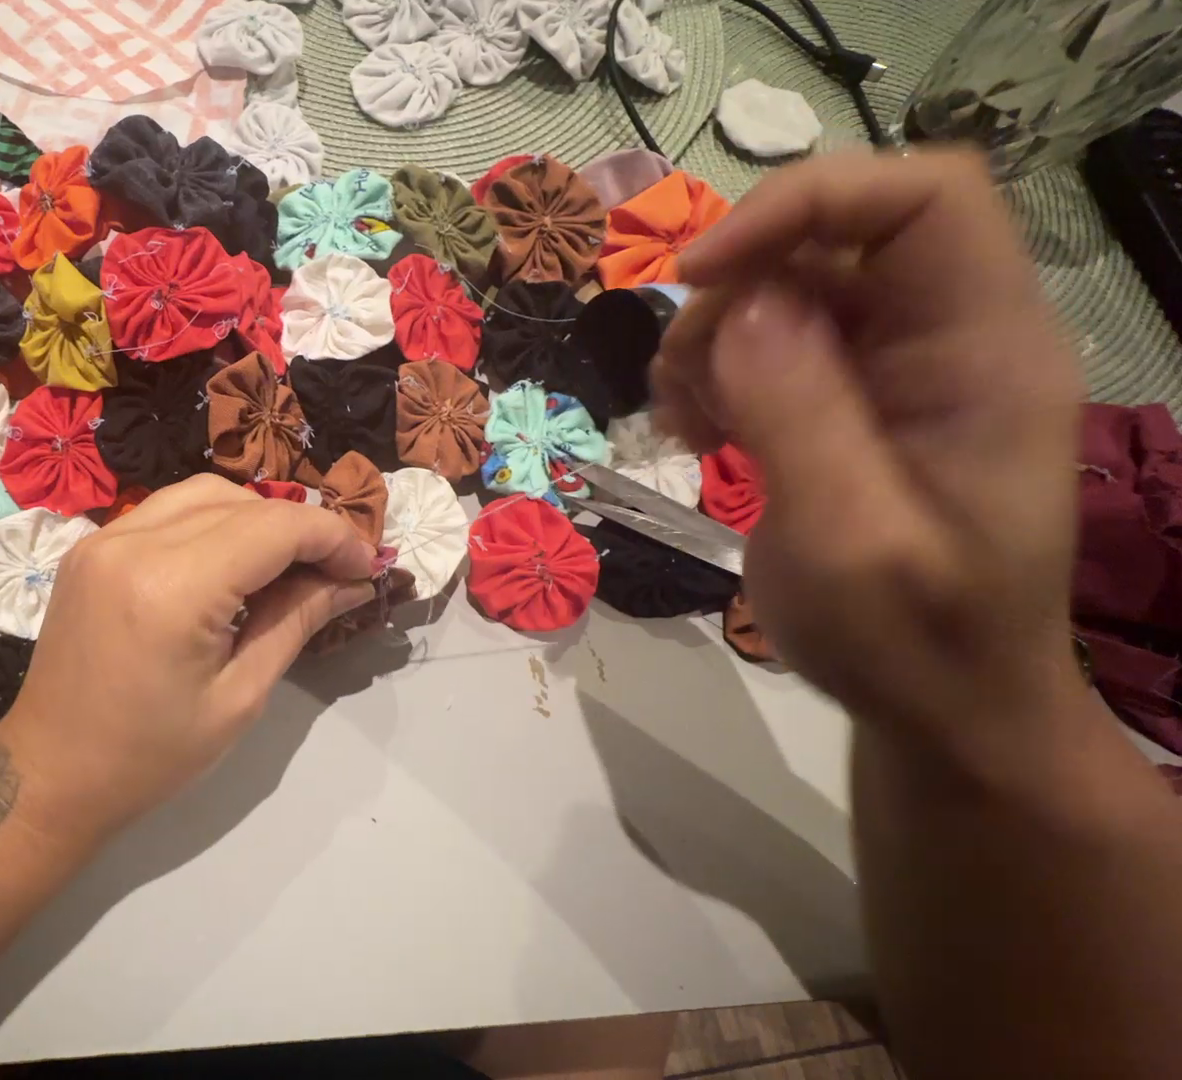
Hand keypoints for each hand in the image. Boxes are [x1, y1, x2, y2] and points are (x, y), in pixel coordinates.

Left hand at [0, 475, 376, 840]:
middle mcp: (133, 543)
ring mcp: (104, 539)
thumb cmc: (150, 755)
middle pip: (243, 502)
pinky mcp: (90, 548)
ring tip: (288, 565)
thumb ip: (298, 621)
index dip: (333, 537)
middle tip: (336, 570)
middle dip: (301, 527)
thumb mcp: (240, 696)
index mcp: (172, 587)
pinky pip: (166, 511)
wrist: (51, 772)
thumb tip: (354, 579)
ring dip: (257, 518)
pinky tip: (231, 563)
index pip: (275, 527)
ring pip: (204, 494)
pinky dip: (212, 522)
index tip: (368, 566)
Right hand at [653, 149, 1088, 749]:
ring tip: (691, 428)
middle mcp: (942, 340)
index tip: (696, 276)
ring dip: (706, 345)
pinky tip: (700, 437)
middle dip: (730, 298)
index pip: (921, 201)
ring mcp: (888, 371)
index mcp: (984, 352)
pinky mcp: (840, 402)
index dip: (802, 205)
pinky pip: (758, 347)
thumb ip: (801, 415)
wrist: (936, 703)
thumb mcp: (849, 537)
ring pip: (777, 293)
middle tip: (683, 390)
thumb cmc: (911, 636)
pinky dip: (708, 378)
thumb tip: (735, 305)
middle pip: (828, 242)